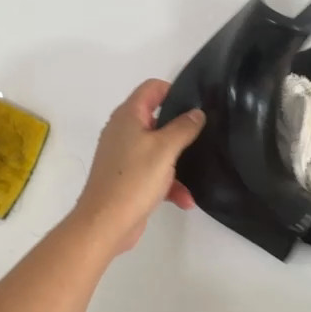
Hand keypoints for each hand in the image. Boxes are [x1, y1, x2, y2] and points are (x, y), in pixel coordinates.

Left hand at [67, 79, 204, 257]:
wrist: (105, 223)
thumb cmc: (134, 179)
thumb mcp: (165, 149)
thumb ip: (183, 127)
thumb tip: (196, 112)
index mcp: (128, 115)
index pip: (152, 88)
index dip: (174, 91)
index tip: (198, 105)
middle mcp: (123, 130)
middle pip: (157, 119)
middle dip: (181, 130)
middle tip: (205, 135)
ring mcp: (124, 155)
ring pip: (159, 149)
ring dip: (178, 163)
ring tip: (197, 174)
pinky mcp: (128, 177)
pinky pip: (154, 172)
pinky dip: (168, 183)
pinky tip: (185, 200)